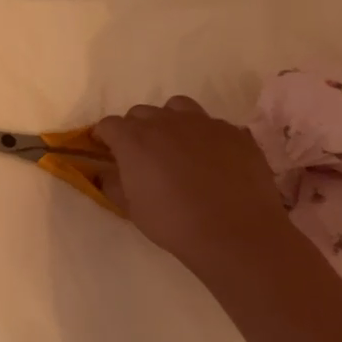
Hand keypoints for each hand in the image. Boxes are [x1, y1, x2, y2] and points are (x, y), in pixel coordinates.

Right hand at [94, 96, 295, 275]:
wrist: (237, 233)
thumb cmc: (173, 222)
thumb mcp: (129, 206)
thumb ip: (112, 182)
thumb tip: (105, 172)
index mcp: (133, 139)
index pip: (108, 124)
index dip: (104, 137)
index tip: (106, 152)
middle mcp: (165, 122)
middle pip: (141, 113)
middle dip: (135, 128)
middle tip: (142, 153)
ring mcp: (204, 124)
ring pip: (178, 107)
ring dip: (169, 121)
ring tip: (176, 145)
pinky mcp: (235, 134)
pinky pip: (212, 124)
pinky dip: (204, 135)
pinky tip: (210, 158)